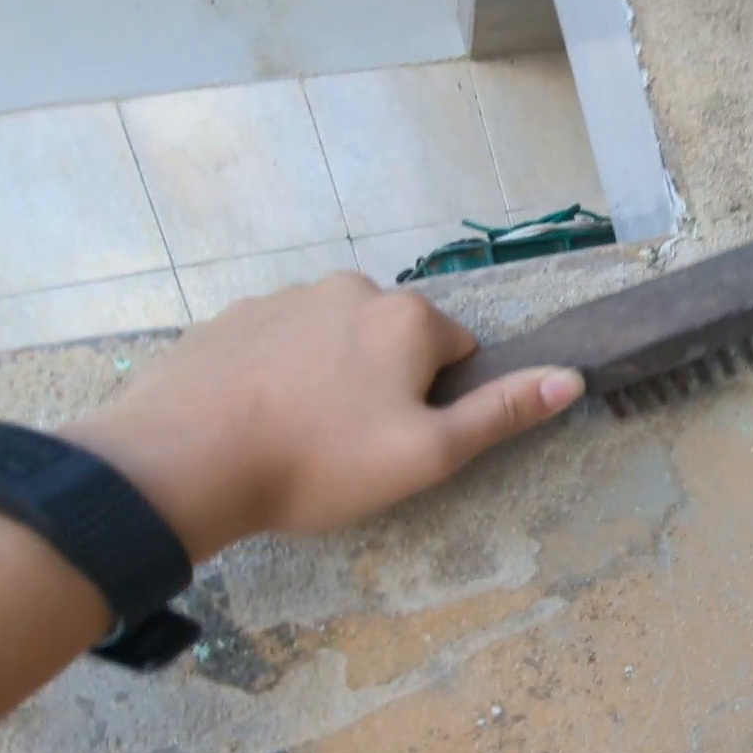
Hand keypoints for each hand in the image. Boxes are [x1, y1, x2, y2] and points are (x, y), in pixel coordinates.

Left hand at [63, 272, 582, 560]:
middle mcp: (352, 287)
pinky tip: (267, 413)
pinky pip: (290, 339)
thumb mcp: (432, 451)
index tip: (407, 435)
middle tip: (361, 439)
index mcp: (407, 316)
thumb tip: (572, 378)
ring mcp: (285, 296)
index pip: (461, 350)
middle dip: (395, 381)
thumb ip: (504, 411)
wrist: (180, 465)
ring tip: (309, 430)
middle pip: (403, 339)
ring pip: (345, 338)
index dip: (444, 398)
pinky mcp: (232, 316)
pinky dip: (293, 369)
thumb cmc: (325, 461)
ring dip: (344, 374)